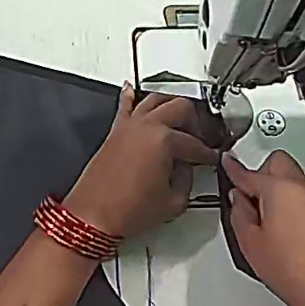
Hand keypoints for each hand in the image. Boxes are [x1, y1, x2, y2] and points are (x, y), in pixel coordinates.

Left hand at [65, 88, 220, 238]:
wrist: (93, 216)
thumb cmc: (125, 210)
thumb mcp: (173, 202)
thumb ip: (187, 179)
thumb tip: (187, 169)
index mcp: (164, 141)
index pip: (195, 143)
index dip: (208, 153)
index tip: (211, 158)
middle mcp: (146, 127)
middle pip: (181, 108)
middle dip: (197, 121)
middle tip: (202, 135)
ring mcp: (128, 126)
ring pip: (156, 99)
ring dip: (172, 104)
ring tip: (182, 116)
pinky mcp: (115, 132)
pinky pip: (126, 106)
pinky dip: (131, 95)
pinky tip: (132, 89)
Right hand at [224, 151, 304, 305]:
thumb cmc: (294, 268)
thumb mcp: (249, 241)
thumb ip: (238, 212)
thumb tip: (238, 201)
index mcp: (279, 189)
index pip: (249, 172)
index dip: (234, 168)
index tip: (228, 163)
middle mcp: (300, 189)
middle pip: (277, 162)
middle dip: (260, 172)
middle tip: (246, 194)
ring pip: (289, 178)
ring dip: (274, 188)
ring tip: (260, 216)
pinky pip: (299, 195)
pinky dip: (285, 202)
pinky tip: (276, 226)